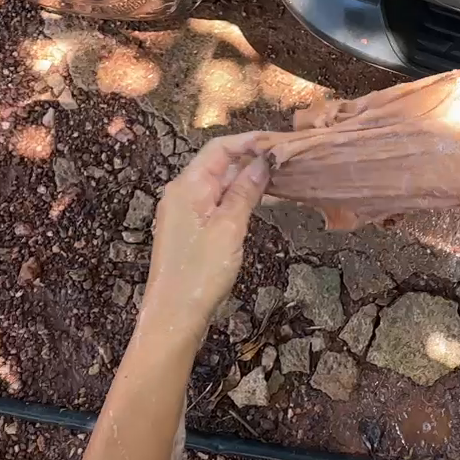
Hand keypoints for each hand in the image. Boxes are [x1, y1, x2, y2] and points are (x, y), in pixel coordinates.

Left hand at [137, 133, 272, 338]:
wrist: (173, 318)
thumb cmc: (200, 271)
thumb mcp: (229, 227)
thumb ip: (246, 190)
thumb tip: (264, 161)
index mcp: (188, 185)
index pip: (220, 147)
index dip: (250, 140)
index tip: (279, 141)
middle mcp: (183, 192)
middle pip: (221, 164)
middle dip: (252, 158)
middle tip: (286, 158)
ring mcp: (186, 211)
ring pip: (222, 184)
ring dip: (249, 179)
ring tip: (282, 176)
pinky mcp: (192, 229)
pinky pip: (219, 202)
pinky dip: (241, 198)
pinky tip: (264, 200)